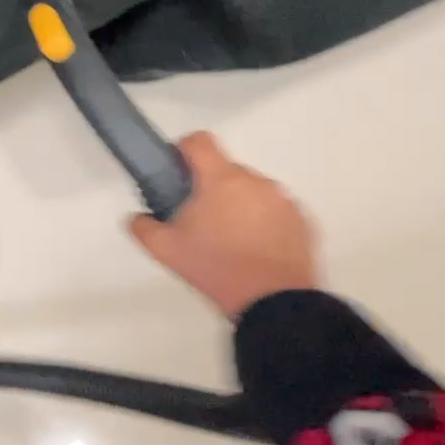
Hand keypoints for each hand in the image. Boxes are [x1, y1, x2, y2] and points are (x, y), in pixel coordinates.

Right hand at [128, 132, 318, 317]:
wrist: (276, 303)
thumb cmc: (215, 267)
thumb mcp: (163, 249)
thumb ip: (141, 225)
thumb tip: (139, 216)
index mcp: (221, 180)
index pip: (200, 141)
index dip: (182, 149)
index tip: (175, 172)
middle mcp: (256, 182)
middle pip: (225, 169)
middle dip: (210, 185)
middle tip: (199, 217)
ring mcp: (284, 202)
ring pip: (252, 189)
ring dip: (237, 202)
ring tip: (230, 237)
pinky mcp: (305, 222)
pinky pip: (274, 209)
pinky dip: (262, 220)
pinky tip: (254, 248)